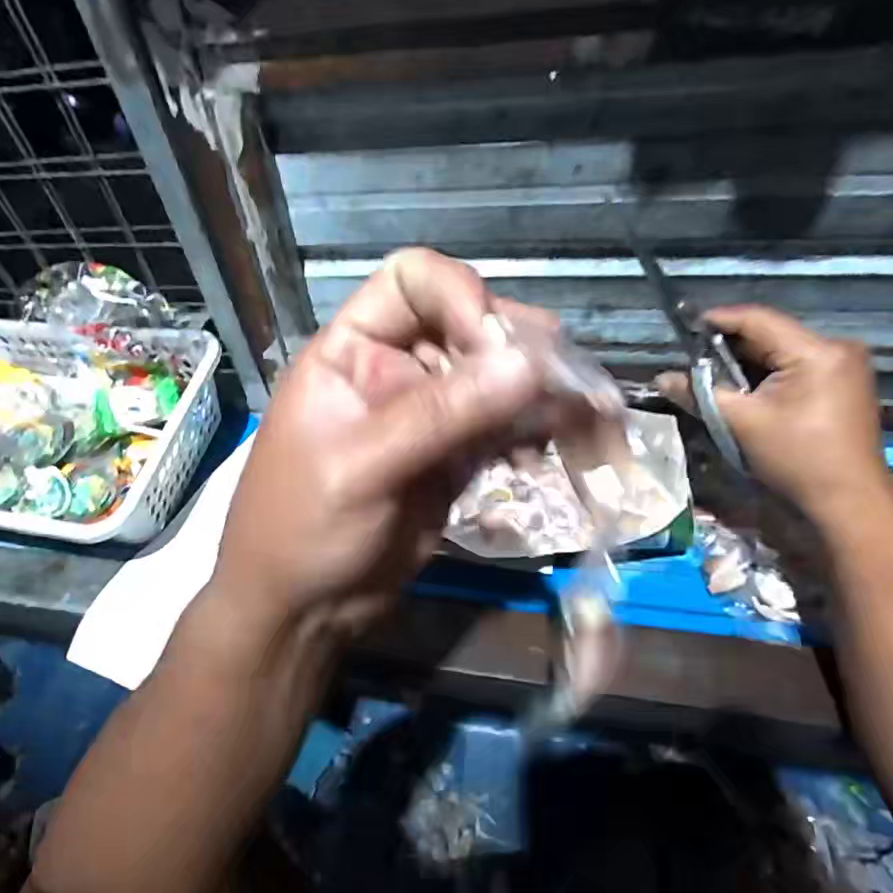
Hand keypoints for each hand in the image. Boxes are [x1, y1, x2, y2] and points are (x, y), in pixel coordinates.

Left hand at [214, 249, 544, 639]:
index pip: (411, 282)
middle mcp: (391, 371)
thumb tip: (527, 361)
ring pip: (495, 379)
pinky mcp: (451, 458)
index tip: (497, 345)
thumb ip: (439, 415)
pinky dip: (536, 432)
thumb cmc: (302, 530)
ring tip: (590, 417)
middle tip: (566, 386)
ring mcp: (425, 416)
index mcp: (349, 353)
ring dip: (543, 393)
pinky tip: (566, 444)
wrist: (301, 609)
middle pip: (468, 326)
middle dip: (519, 349)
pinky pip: (502, 428)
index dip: (461, 297)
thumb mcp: (361, 468)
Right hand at [658, 305, 889, 520]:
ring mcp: (844, 366)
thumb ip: (698, 393)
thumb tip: (662, 378)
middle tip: (690, 360)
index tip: (683, 327)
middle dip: (727, 347)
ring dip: (743, 363)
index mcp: (816, 351)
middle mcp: (836, 349)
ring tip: (710, 378)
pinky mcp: (841, 384)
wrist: (847, 499)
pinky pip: (793, 367)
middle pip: (769, 334)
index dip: (717, 320)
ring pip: (779, 352)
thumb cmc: (795, 457)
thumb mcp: (739, 423)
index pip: (758, 320)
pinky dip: (763, 375)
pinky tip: (742, 391)